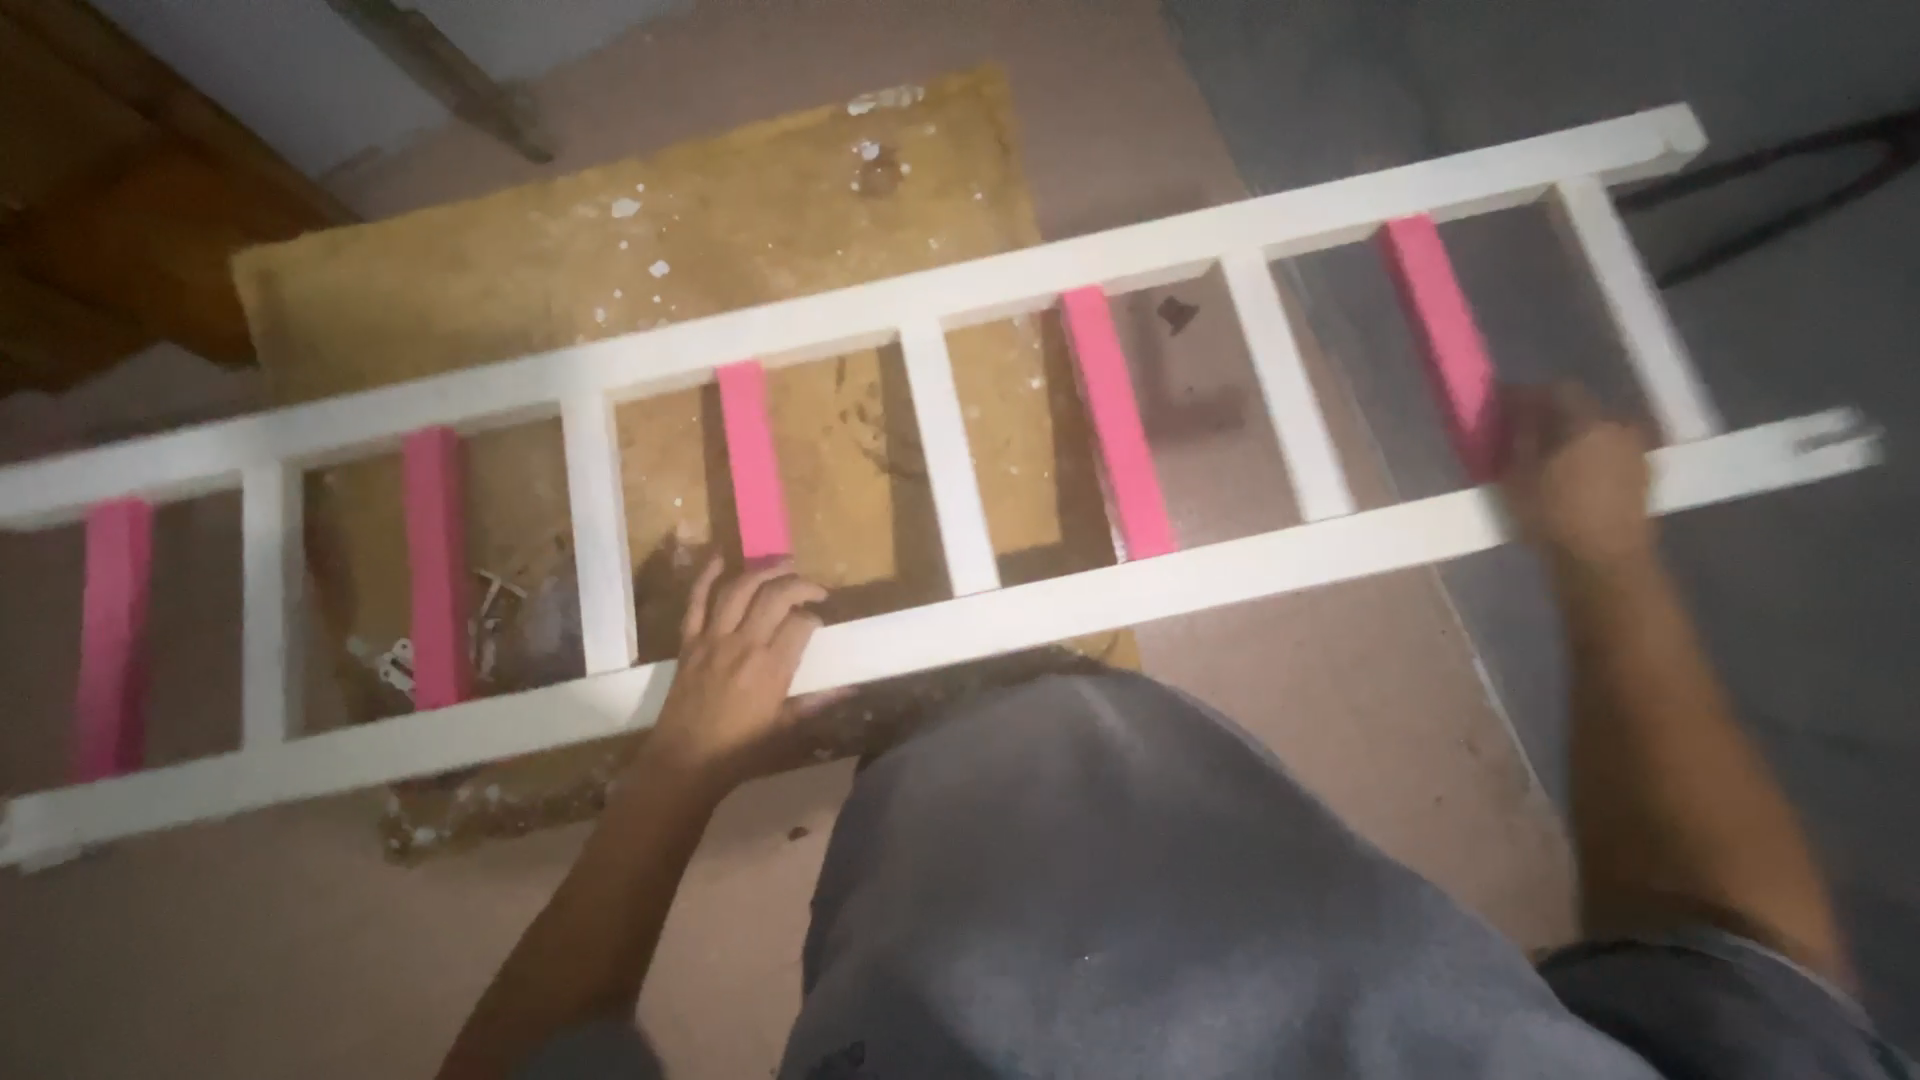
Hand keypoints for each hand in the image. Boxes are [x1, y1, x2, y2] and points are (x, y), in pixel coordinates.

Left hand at [643, 557, 837, 793]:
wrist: (685, 762)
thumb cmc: (740, 750)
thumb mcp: (785, 727)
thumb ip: (817, 702)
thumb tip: (851, 688)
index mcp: (771, 669)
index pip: (801, 624)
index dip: (814, 617)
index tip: (818, 623)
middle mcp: (744, 645)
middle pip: (775, 596)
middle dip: (799, 584)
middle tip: (813, 587)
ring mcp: (713, 639)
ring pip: (739, 589)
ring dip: (763, 570)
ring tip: (783, 565)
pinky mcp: (689, 641)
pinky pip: (696, 600)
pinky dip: (707, 575)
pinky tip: (722, 557)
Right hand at [1500, 383, 1653, 571]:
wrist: (1602, 559)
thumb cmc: (1550, 515)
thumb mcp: (1517, 473)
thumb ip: (1518, 434)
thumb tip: (1514, 407)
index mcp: (1586, 421)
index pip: (1556, 389)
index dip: (1526, 394)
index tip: (1503, 406)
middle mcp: (1618, 426)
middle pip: (1579, 407)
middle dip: (1550, 415)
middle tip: (1522, 433)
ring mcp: (1637, 449)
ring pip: (1597, 428)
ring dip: (1571, 434)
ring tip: (1546, 455)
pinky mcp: (1644, 473)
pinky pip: (1610, 449)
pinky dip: (1589, 452)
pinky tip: (1571, 472)